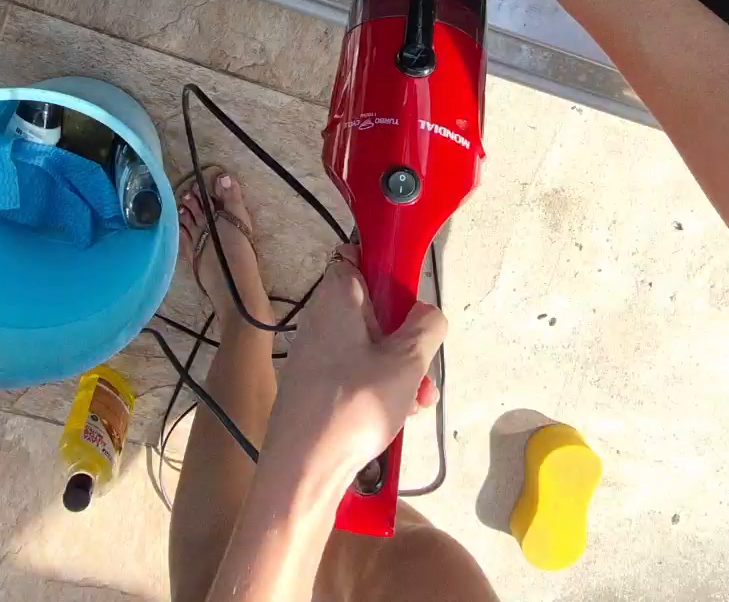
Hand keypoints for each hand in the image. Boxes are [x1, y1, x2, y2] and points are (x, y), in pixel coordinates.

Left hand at [260, 246, 445, 486]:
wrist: (302, 471)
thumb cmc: (354, 405)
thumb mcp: (407, 362)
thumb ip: (426, 327)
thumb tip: (426, 314)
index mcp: (336, 298)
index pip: (354, 257)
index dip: (383, 268)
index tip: (407, 294)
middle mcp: (320, 319)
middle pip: (371, 309)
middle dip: (404, 334)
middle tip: (423, 363)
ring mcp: (314, 355)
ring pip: (367, 346)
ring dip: (399, 368)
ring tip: (420, 400)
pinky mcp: (313, 387)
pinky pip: (354, 373)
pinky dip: (378, 387)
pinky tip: (399, 417)